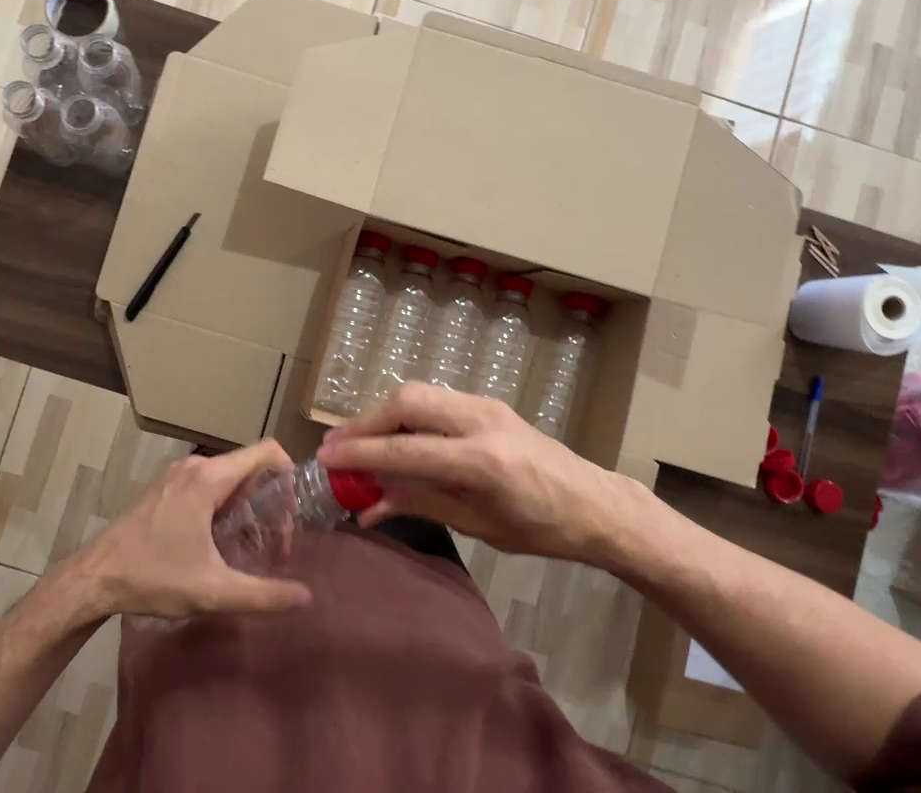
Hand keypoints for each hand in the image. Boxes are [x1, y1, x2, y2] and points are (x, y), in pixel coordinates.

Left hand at [67, 439, 313, 618]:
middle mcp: (194, 466)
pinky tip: (221, 544)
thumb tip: (306, 597)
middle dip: (270, 501)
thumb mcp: (213, 591)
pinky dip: (224, 506)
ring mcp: (176, 476)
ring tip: (252, 547)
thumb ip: (263, 594)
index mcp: (208, 478)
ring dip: (247, 507)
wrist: (94, 579)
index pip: (266, 451)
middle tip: (276, 543)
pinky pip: (208, 485)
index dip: (289, 475)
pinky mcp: (165, 489)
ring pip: (228, 478)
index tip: (293, 513)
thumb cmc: (153, 578)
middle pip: (249, 468)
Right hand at [317, 383, 659, 567]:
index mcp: (482, 462)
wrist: (595, 502)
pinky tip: (392, 434)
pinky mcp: (488, 403)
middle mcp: (481, 422)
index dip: (360, 453)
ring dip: (382, 413)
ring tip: (355, 441)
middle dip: (365, 421)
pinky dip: (405, 412)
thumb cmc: (541, 528)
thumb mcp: (479, 526)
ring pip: (418, 392)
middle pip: (407, 401)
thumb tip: (368, 507)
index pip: (406, 449)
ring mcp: (486, 405)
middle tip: (335, 447)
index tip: (325, 459)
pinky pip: (435, 398)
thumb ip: (421, 505)